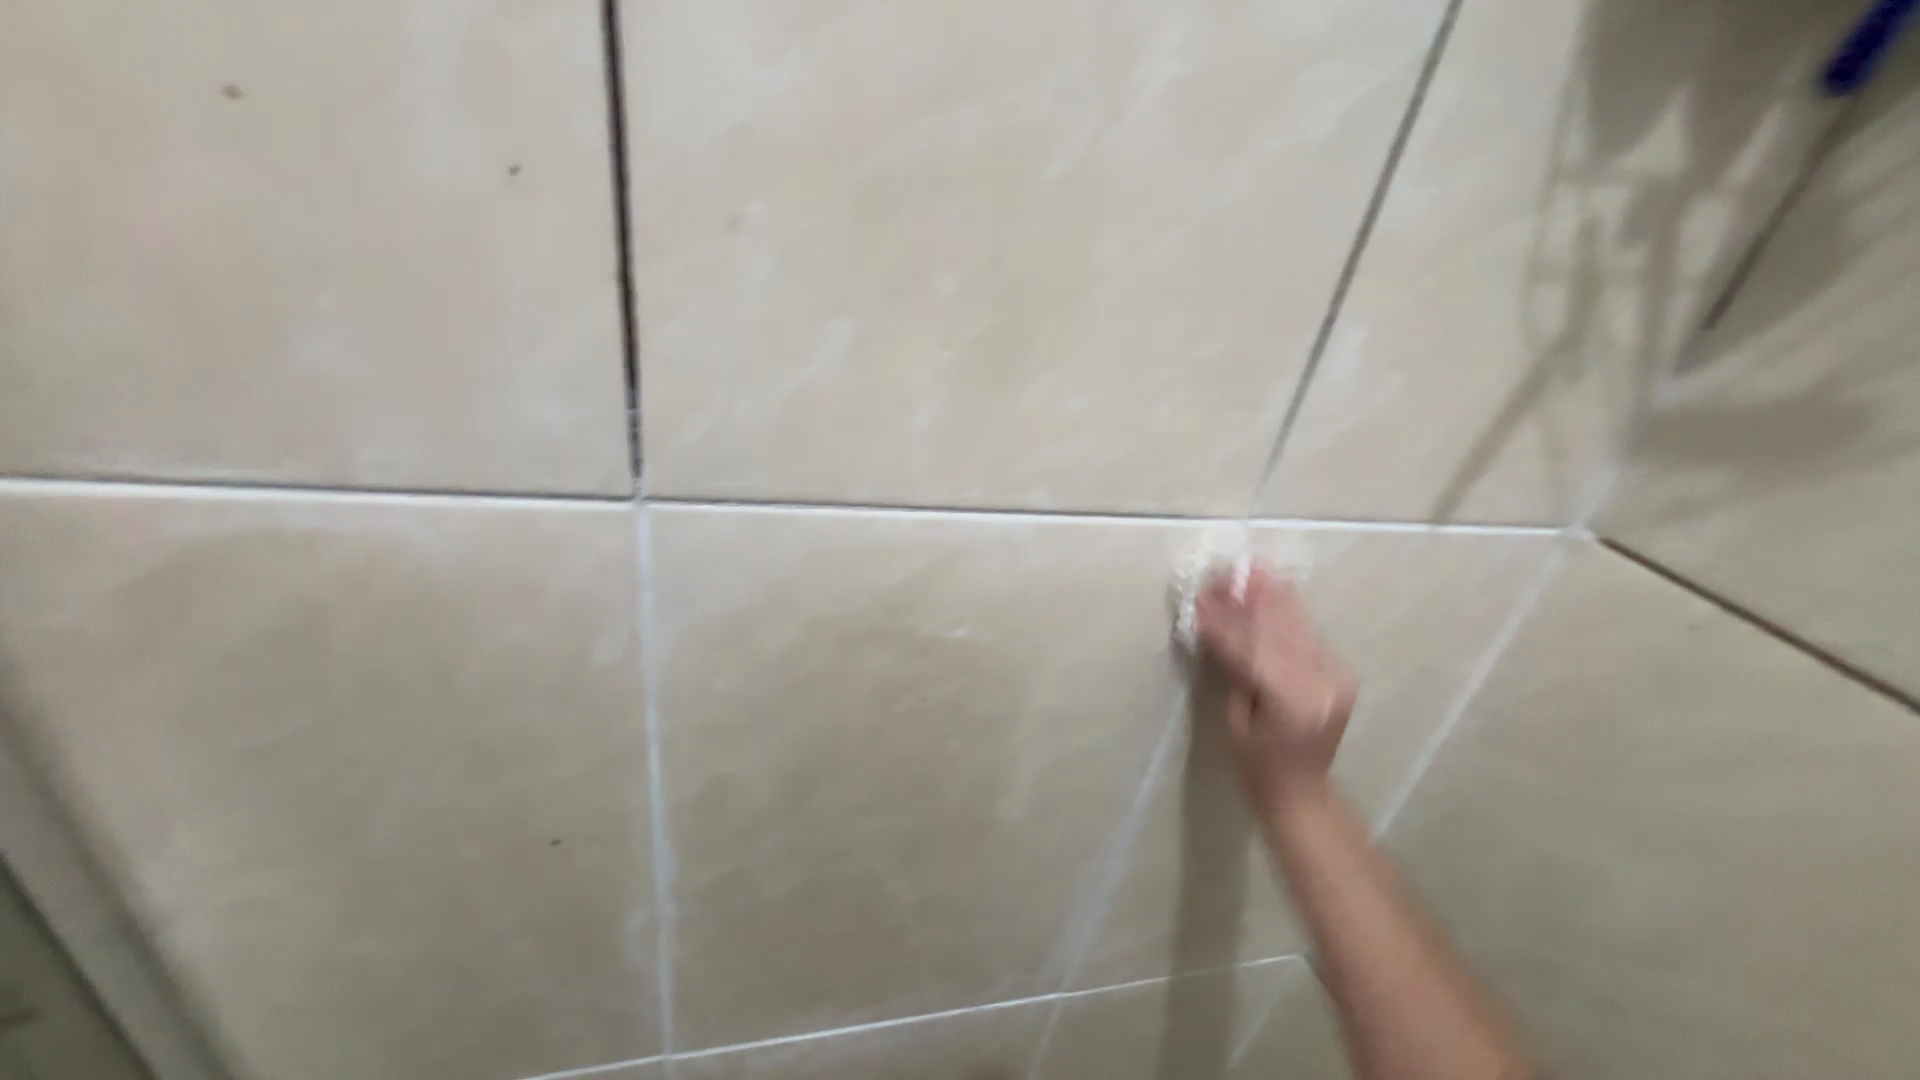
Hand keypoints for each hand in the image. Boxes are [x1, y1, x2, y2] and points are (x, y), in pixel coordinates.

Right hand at [1195, 562, 1356, 809]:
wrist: (1301, 792)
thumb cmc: (1258, 768)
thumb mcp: (1236, 721)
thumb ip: (1234, 672)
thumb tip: (1218, 628)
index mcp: (1295, 702)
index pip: (1253, 650)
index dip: (1224, 624)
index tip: (1200, 600)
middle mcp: (1323, 683)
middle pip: (1278, 631)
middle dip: (1247, 602)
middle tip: (1222, 575)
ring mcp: (1336, 676)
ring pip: (1297, 627)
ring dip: (1270, 597)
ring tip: (1248, 571)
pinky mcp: (1338, 672)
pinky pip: (1308, 635)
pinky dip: (1287, 612)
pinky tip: (1272, 589)